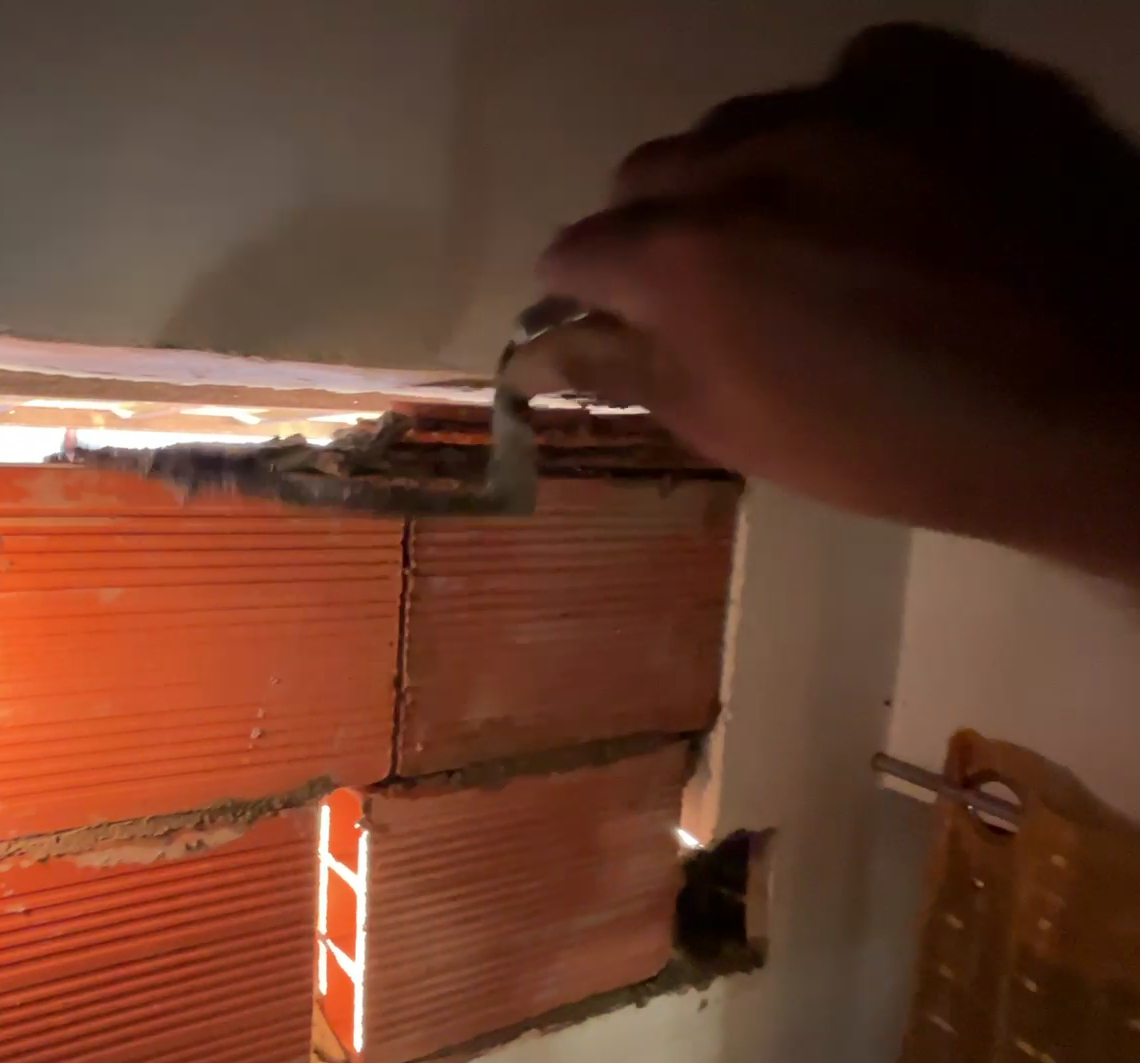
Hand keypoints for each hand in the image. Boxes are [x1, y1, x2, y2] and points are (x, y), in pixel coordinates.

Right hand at [538, 23, 1139, 581]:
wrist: (1109, 401)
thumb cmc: (881, 439)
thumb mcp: (720, 424)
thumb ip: (618, 368)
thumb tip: (535, 351)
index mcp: (679, 263)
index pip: (572, 252)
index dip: (573, 289)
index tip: (599, 314)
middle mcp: (745, 165)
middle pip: (640, 174)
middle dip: (643, 227)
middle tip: (690, 279)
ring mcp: (853, 110)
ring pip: (733, 122)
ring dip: (726, 174)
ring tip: (779, 222)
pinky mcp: (953, 79)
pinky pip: (853, 68)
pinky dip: (834, 113)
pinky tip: (860, 164)